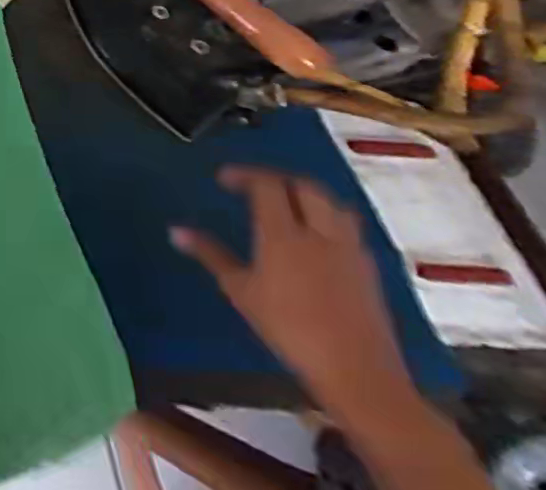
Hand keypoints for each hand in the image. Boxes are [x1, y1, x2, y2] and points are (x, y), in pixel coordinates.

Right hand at [171, 166, 414, 415]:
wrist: (357, 371)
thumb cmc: (288, 327)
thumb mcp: (240, 290)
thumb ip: (210, 254)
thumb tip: (176, 231)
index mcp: (283, 234)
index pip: (267, 185)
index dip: (244, 175)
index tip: (223, 180)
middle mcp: (320, 233)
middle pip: (305, 186)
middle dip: (278, 179)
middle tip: (254, 186)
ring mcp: (349, 249)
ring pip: (332, 203)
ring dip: (306, 194)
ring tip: (286, 204)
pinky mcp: (369, 268)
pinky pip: (348, 226)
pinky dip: (327, 217)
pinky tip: (314, 236)